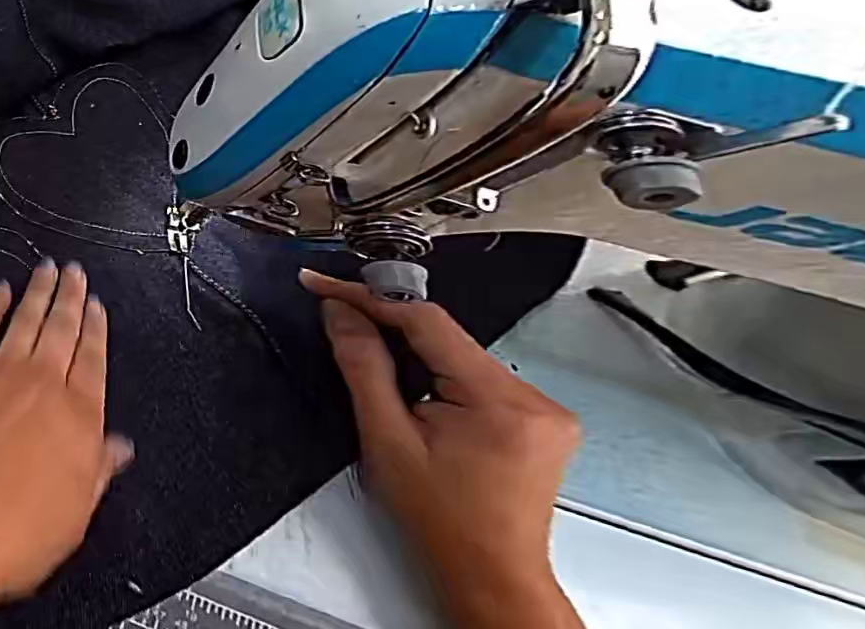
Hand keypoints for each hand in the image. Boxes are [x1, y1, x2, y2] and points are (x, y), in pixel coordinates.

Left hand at [0, 260, 132, 612]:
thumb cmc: (15, 529)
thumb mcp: (74, 514)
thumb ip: (98, 470)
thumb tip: (120, 447)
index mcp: (79, 414)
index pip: (94, 359)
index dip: (96, 328)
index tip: (97, 304)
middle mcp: (45, 381)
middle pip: (63, 327)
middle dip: (71, 296)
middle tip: (76, 270)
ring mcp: (4, 369)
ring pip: (28, 317)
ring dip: (39, 290)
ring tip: (47, 267)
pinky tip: (1, 288)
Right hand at [301, 269, 583, 628]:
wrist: (491, 579)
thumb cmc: (438, 519)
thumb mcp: (386, 438)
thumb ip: (362, 365)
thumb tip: (339, 309)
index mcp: (499, 401)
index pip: (425, 321)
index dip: (369, 298)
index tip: (322, 284)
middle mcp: (533, 396)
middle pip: (442, 332)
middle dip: (386, 320)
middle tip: (336, 311)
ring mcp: (542, 406)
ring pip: (455, 348)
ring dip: (408, 343)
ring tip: (366, 346)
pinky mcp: (538, 416)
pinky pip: (472, 368)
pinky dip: (433, 365)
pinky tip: (408, 379)